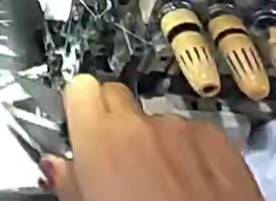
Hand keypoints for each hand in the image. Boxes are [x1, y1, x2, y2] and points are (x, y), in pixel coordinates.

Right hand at [40, 76, 262, 200]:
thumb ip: (69, 183)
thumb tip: (54, 163)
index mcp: (97, 134)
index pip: (79, 87)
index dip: (82, 109)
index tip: (88, 134)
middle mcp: (136, 119)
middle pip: (116, 94)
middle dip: (117, 120)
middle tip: (127, 163)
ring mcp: (180, 126)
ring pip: (157, 118)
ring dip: (158, 142)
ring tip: (171, 185)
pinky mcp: (220, 141)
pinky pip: (195, 133)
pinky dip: (195, 153)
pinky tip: (202, 188)